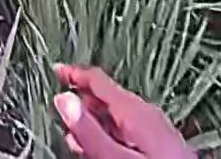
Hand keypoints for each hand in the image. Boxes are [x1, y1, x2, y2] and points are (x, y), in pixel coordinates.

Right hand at [51, 65, 194, 158]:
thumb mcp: (116, 157)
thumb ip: (89, 130)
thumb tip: (63, 99)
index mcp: (135, 109)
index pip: (98, 78)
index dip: (74, 73)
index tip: (56, 70)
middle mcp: (148, 113)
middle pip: (108, 96)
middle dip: (83, 100)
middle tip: (61, 107)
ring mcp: (158, 130)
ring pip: (119, 115)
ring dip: (96, 120)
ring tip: (77, 134)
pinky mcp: (165, 146)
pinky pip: (130, 130)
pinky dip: (112, 132)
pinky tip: (106, 147)